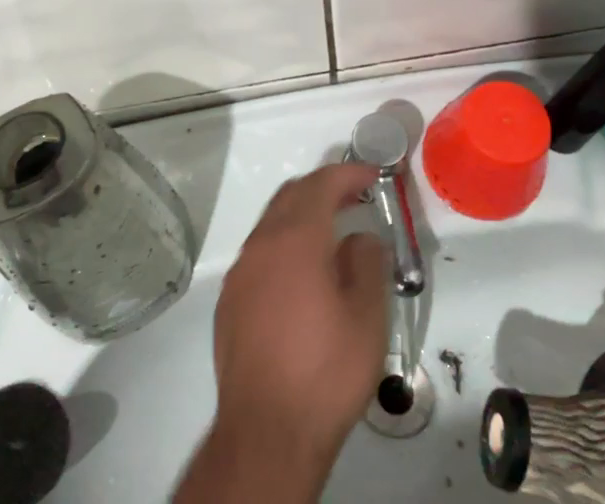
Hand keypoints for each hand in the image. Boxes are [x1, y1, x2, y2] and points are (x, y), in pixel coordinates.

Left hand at [173, 164, 386, 502]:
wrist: (268, 430)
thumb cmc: (326, 370)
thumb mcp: (367, 315)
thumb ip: (366, 263)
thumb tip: (359, 238)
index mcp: (294, 241)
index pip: (320, 185)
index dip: (348, 173)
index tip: (374, 175)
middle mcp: (260, 248)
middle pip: (290, 197)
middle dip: (323, 188)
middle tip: (357, 197)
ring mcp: (239, 275)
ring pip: (270, 225)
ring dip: (302, 217)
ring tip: (334, 234)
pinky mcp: (230, 303)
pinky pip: (259, 255)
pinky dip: (284, 245)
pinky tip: (304, 275)